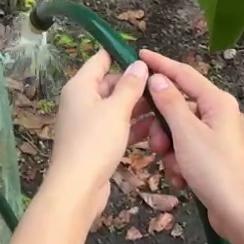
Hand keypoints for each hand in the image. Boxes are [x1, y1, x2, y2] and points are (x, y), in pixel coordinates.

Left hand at [44, 51, 150, 216]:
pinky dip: (133, 127)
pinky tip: (156, 129)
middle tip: (164, 88)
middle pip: (111, 84)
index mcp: (80, 86)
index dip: (122, 55)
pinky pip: (117, 127)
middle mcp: (82, 101)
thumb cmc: (94, 143)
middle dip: (136, 86)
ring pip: (117, 107)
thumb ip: (130, 86)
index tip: (148, 59)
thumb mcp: (116, 110)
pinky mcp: (96, 142)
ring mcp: (89, 122)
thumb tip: (139, 64)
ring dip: (139, 108)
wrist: (77, 188)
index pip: (100, 59)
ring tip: (165, 108)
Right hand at [138, 50, 243, 238]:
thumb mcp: (187, 134)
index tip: (140, 55)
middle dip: (162, 126)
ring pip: (179, 132)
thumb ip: (170, 103)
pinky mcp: (213, 158)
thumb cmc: (216, 171)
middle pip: (178, 107)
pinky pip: (186, 151)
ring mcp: (217, 137)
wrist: (240, 214)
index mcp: (217, 102)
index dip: (160, 64)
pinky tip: (183, 180)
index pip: (184, 74)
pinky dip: (180, 164)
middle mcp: (219, 114)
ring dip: (170, 150)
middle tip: (154, 144)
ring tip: (174, 168)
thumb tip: (158, 78)